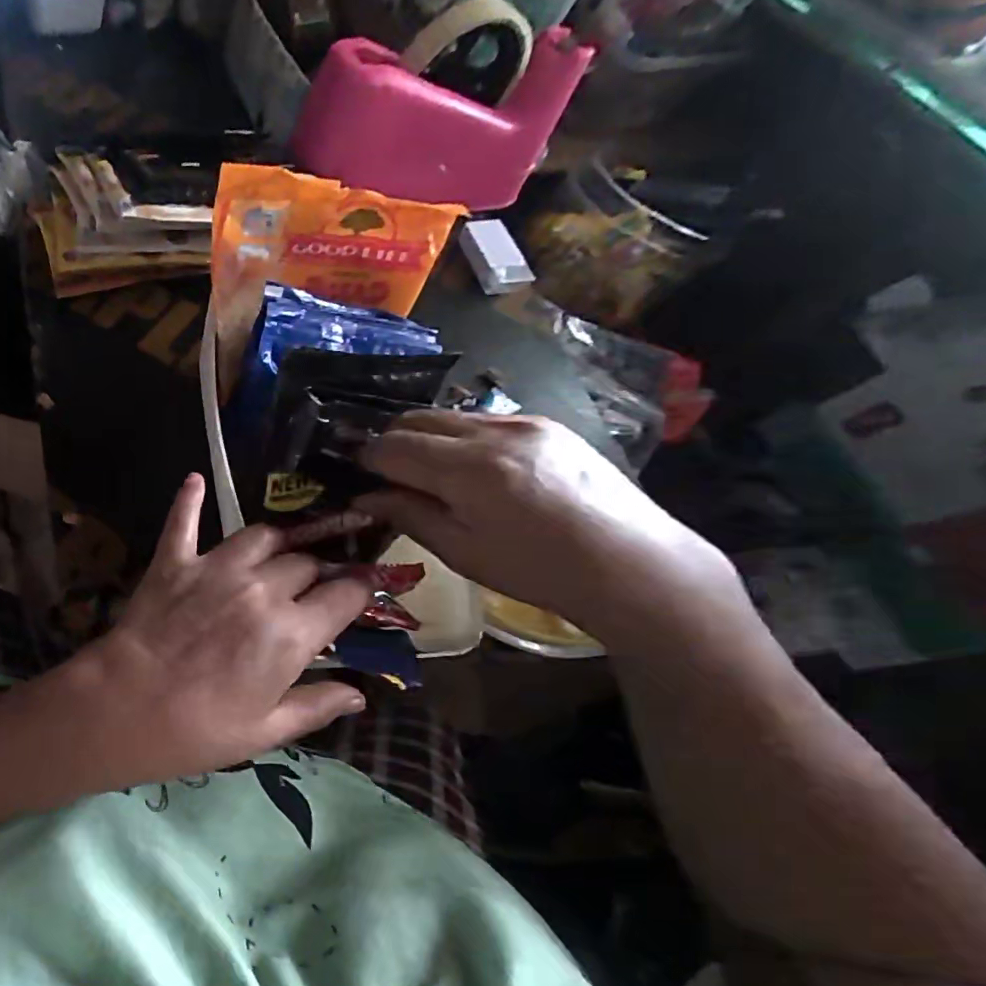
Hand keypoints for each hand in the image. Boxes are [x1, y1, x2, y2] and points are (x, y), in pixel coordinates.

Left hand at [66, 473, 371, 787]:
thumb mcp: (265, 731)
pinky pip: (185, 520)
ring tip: (276, 555)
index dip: (360, 591)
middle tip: (311, 588)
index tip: (362, 592)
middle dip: (316, 573)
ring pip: (261, 536)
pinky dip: (191, 499)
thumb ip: (315, 706)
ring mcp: (215, 569)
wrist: (123, 708)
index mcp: (292, 633)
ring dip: (275, 544)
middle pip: (305, 562)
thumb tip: (358, 696)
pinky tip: (195, 480)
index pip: (345, 595)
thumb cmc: (198, 729)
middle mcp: (261, 589)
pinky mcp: (174, 562)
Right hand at [353, 410, 740, 644]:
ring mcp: (524, 422)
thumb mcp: (461, 550)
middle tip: (381, 473)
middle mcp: (493, 433)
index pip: (393, 446)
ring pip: (449, 416)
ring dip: (424, 438)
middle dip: (389, 441)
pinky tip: (468, 469)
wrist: (631, 564)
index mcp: (468, 470)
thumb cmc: (537, 569)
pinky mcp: (546, 425)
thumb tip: (364, 497)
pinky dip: (459, 438)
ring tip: (424, 473)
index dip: (365, 459)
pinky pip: (483, 421)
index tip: (354, 475)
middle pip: (416, 419)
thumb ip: (408, 515)